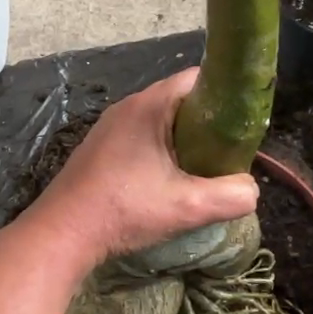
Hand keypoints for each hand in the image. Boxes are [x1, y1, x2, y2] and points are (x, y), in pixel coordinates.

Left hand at [21, 68, 258, 267]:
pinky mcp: (100, 149)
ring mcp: (110, 128)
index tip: (245, 123)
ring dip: (185, 141)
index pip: (198, 79)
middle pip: (181, 101)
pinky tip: (168, 182)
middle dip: (209, 123)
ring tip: (203, 171)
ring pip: (161, 122)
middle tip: (228, 153)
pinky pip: (142, 138)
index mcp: (149, 106)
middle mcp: (128, 107)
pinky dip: (161, 152)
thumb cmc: (124, 210)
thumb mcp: (187, 207)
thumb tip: (251, 190)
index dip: (227, 95)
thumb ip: (230, 196)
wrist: (61, 234)